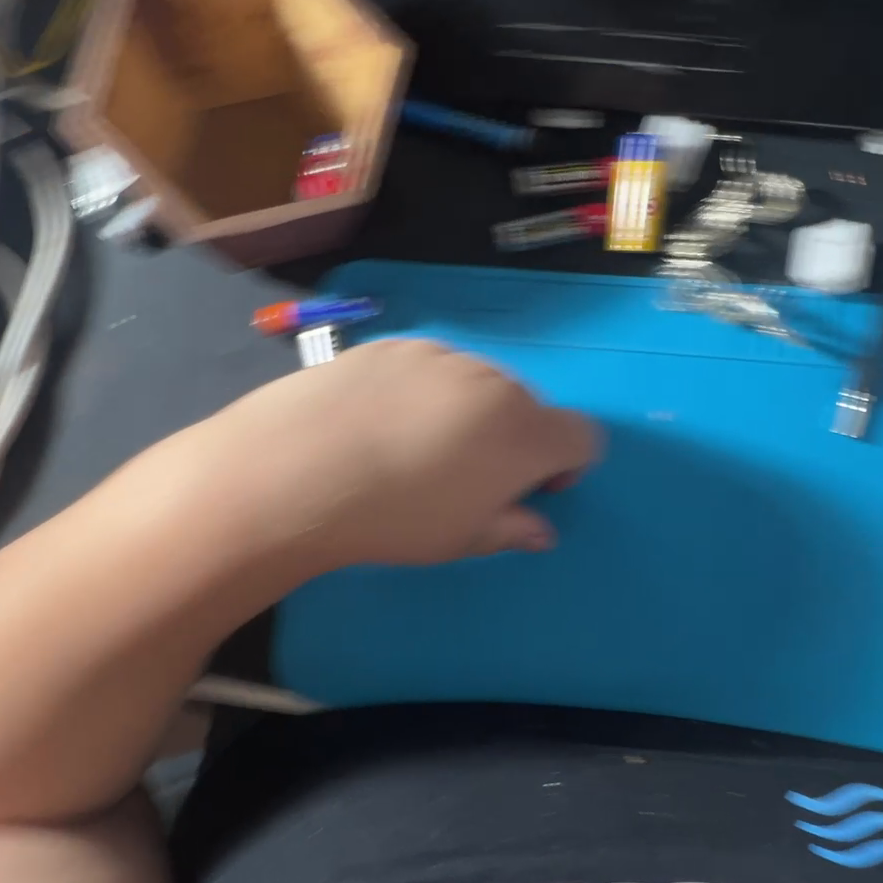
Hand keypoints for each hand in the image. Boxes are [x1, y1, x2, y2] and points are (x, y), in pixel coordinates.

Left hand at [147, 339, 598, 570]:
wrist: (300, 468)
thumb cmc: (394, 518)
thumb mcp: (461, 539)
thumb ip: (512, 528)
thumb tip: (540, 528)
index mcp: (525, 432)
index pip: (583, 436)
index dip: (566, 465)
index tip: (529, 490)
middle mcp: (494, 382)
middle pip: (527, 408)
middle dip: (511, 440)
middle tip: (461, 476)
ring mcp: (442, 355)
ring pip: (476, 385)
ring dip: (466, 413)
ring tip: (409, 448)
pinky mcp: (394, 343)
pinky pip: (428, 368)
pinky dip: (421, 391)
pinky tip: (375, 420)